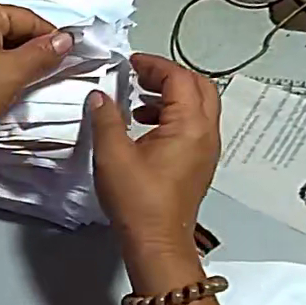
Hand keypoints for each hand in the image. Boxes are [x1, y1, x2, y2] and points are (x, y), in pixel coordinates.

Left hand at [0, 0, 72, 146]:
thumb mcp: (13, 73)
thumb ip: (42, 54)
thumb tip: (65, 40)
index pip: (27, 18)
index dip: (50, 38)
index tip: (67, 56)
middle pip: (9, 28)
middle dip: (29, 50)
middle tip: (47, 73)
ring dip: (12, 59)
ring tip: (23, 81)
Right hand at [88, 54, 219, 282]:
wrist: (155, 241)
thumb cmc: (138, 201)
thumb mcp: (113, 155)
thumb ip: (106, 119)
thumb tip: (100, 97)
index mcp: (190, 126)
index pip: (179, 78)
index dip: (154, 65)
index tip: (131, 63)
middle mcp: (206, 135)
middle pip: (199, 87)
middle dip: (169, 76)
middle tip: (140, 75)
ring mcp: (205, 151)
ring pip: (198, 107)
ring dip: (171, 96)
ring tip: (139, 100)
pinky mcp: (197, 165)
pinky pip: (193, 127)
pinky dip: (173, 116)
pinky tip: (146, 127)